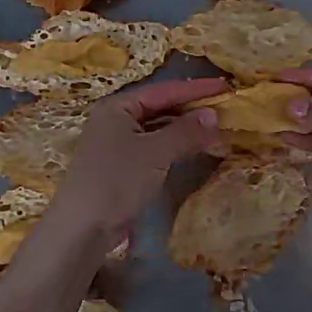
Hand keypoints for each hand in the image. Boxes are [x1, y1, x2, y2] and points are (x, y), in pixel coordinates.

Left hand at [47, 78, 226, 244]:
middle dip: (191, 109)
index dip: (195, 88)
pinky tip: (195, 149)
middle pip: (158, 107)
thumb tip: (213, 114)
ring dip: (185, 129)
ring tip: (218, 129)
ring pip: (157, 129)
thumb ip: (185, 132)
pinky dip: (174, 147)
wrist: (84, 226)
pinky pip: (153, 148)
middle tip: (227, 108)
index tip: (226, 86)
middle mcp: (114, 120)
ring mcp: (116, 144)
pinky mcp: (121, 166)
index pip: (162, 91)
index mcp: (117, 107)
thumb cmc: (117, 180)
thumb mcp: (155, 153)